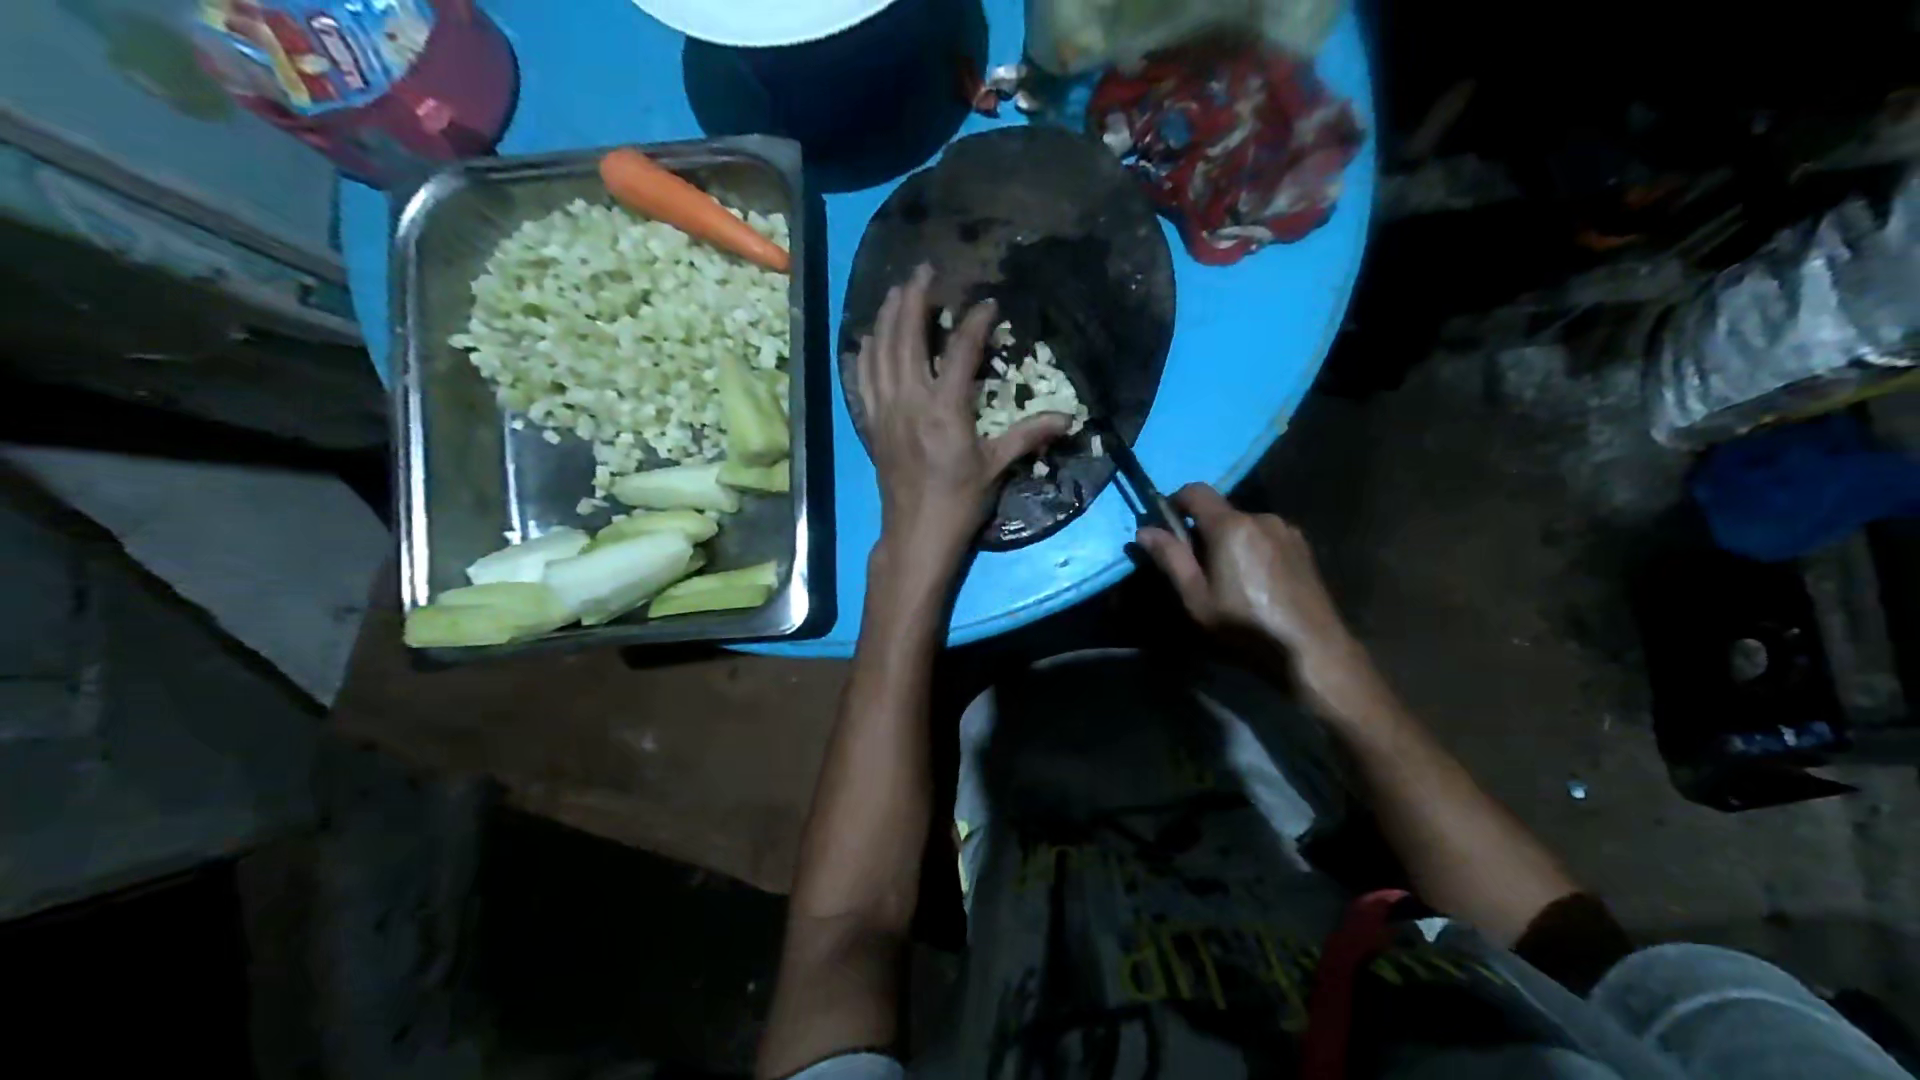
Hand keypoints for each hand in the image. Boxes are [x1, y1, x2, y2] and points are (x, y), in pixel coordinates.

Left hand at [855, 265, 1067, 562]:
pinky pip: (863, 379)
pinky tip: (867, 338)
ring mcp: (885, 412)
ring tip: (896, 291)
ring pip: (880, 352)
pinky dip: (865, 354)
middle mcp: (909, 402)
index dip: (975, 322)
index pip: (959, 351)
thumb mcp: (997, 467)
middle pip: (906, 338)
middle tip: (925, 270)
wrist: (917, 534)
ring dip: (887, 317)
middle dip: (915, 299)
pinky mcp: (872, 424)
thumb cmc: (959, 502)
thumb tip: (1069, 417)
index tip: (988, 303)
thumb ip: (1029, 436)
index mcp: (944, 410)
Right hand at [1135, 484, 1351, 660]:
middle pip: (1221, 512)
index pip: (1196, 491)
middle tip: (1197, 570)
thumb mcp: (1196, 597)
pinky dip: (1253, 550)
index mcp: (1231, 526)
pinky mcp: (1303, 547)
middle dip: (1203, 532)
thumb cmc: (1244, 625)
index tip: (1167, 528)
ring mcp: (1287, 531)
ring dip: (1230, 542)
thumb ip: (1171, 558)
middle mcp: (1262, 518)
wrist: (1310, 649)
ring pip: (1245, 526)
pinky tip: (1256, 584)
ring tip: (1230, 581)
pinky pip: (1266, 537)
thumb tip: (1145, 531)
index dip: (1175, 502)